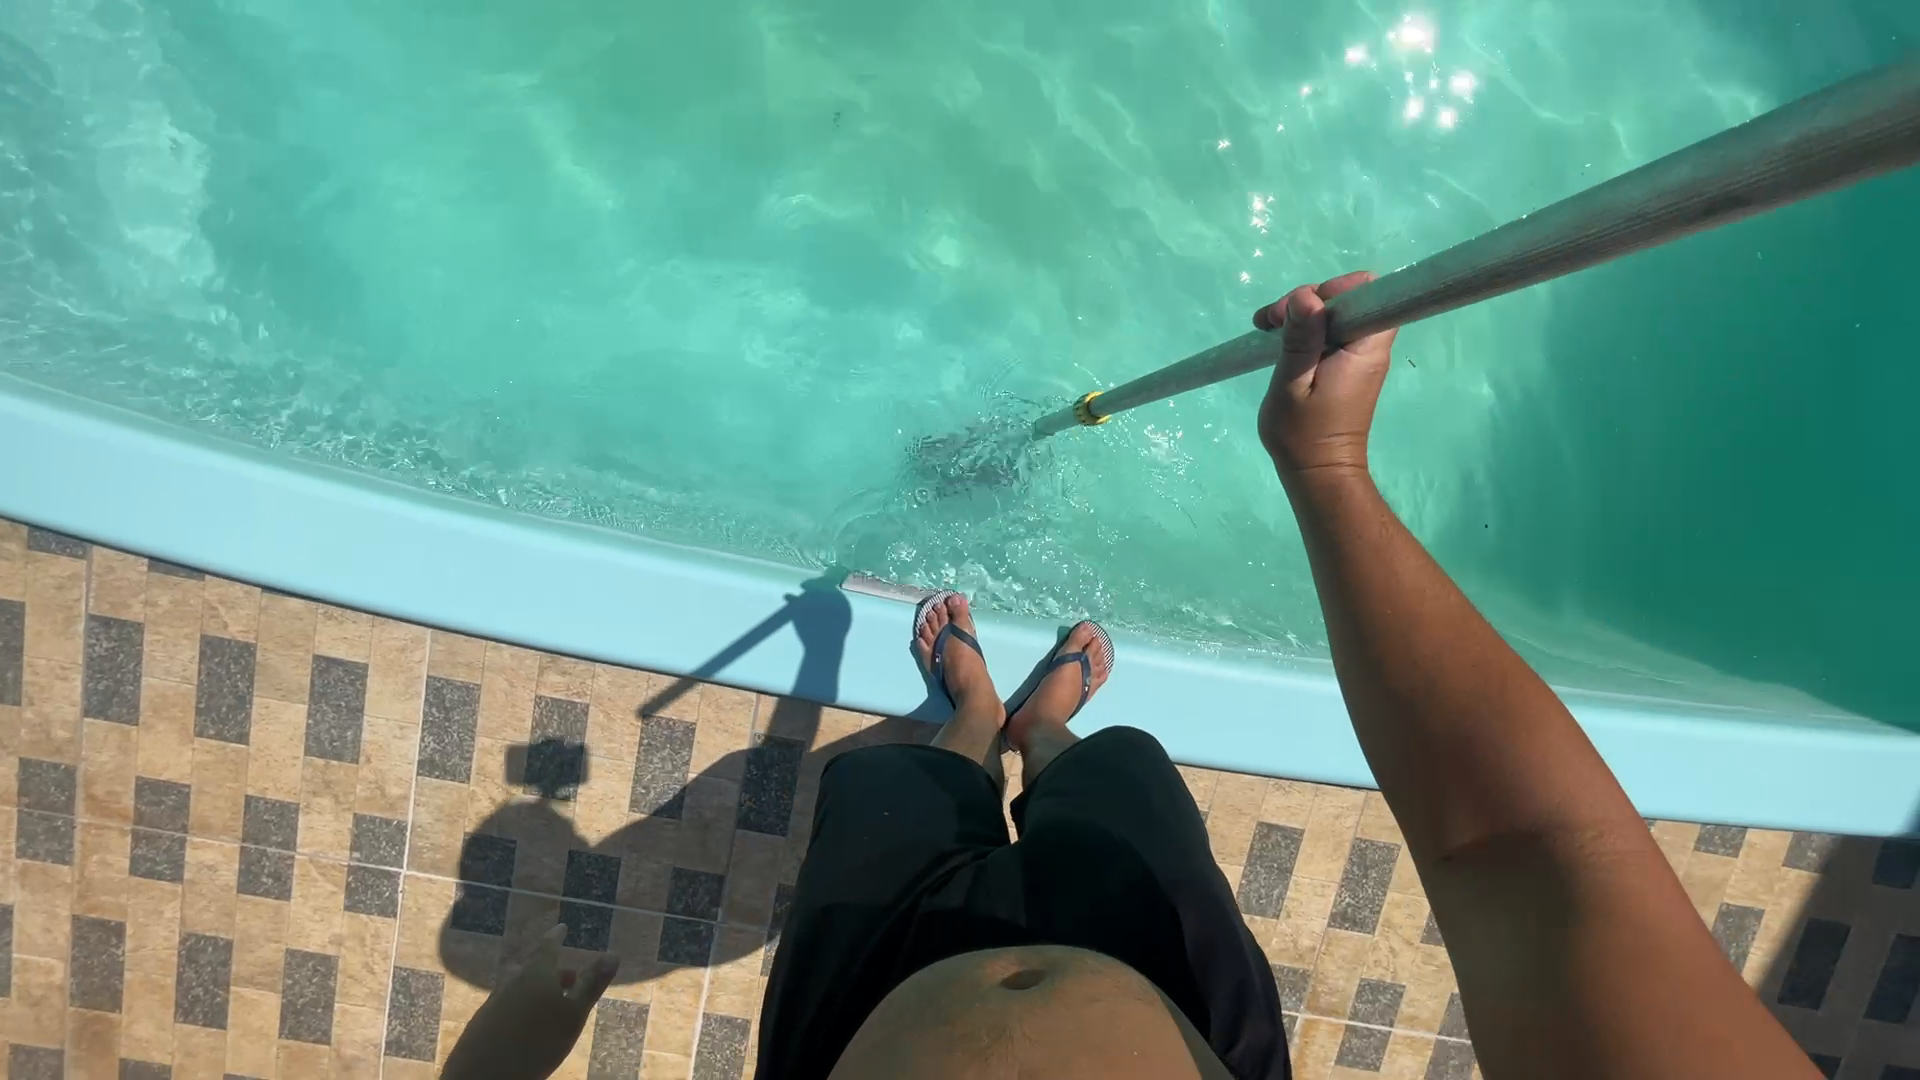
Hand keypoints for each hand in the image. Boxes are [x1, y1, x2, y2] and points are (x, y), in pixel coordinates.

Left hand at [442, 924, 619, 1079]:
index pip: (547, 947)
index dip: (556, 937)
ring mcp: (490, 1008)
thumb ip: (592, 985)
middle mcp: (510, 985)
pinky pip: (504, 1010)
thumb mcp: (573, 1016)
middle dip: (551, 971)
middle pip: (532, 970)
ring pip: (517, 990)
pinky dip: (519, 1010)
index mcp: (535, 975)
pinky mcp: (477, 1031)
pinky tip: (525, 1028)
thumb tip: (614, 954)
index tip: (562, 928)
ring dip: (535, 992)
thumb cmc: (535, 1045)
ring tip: (550, 1006)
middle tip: (569, 979)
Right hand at [1253, 273, 1398, 481]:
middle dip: (1308, 300)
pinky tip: (1278, 342)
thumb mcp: (1292, 385)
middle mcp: (1370, 345)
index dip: (1332, 290)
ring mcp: (1359, 355)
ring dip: (1301, 315)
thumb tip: (1305, 295)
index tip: (1299, 309)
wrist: (1318, 473)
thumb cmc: (1302, 434)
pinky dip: (1304, 331)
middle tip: (1271, 322)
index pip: (1367, 292)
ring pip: (1336, 313)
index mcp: (1364, 347)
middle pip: (1348, 298)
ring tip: (1267, 331)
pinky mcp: (1347, 364)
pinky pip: (1330, 332)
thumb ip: (1300, 339)